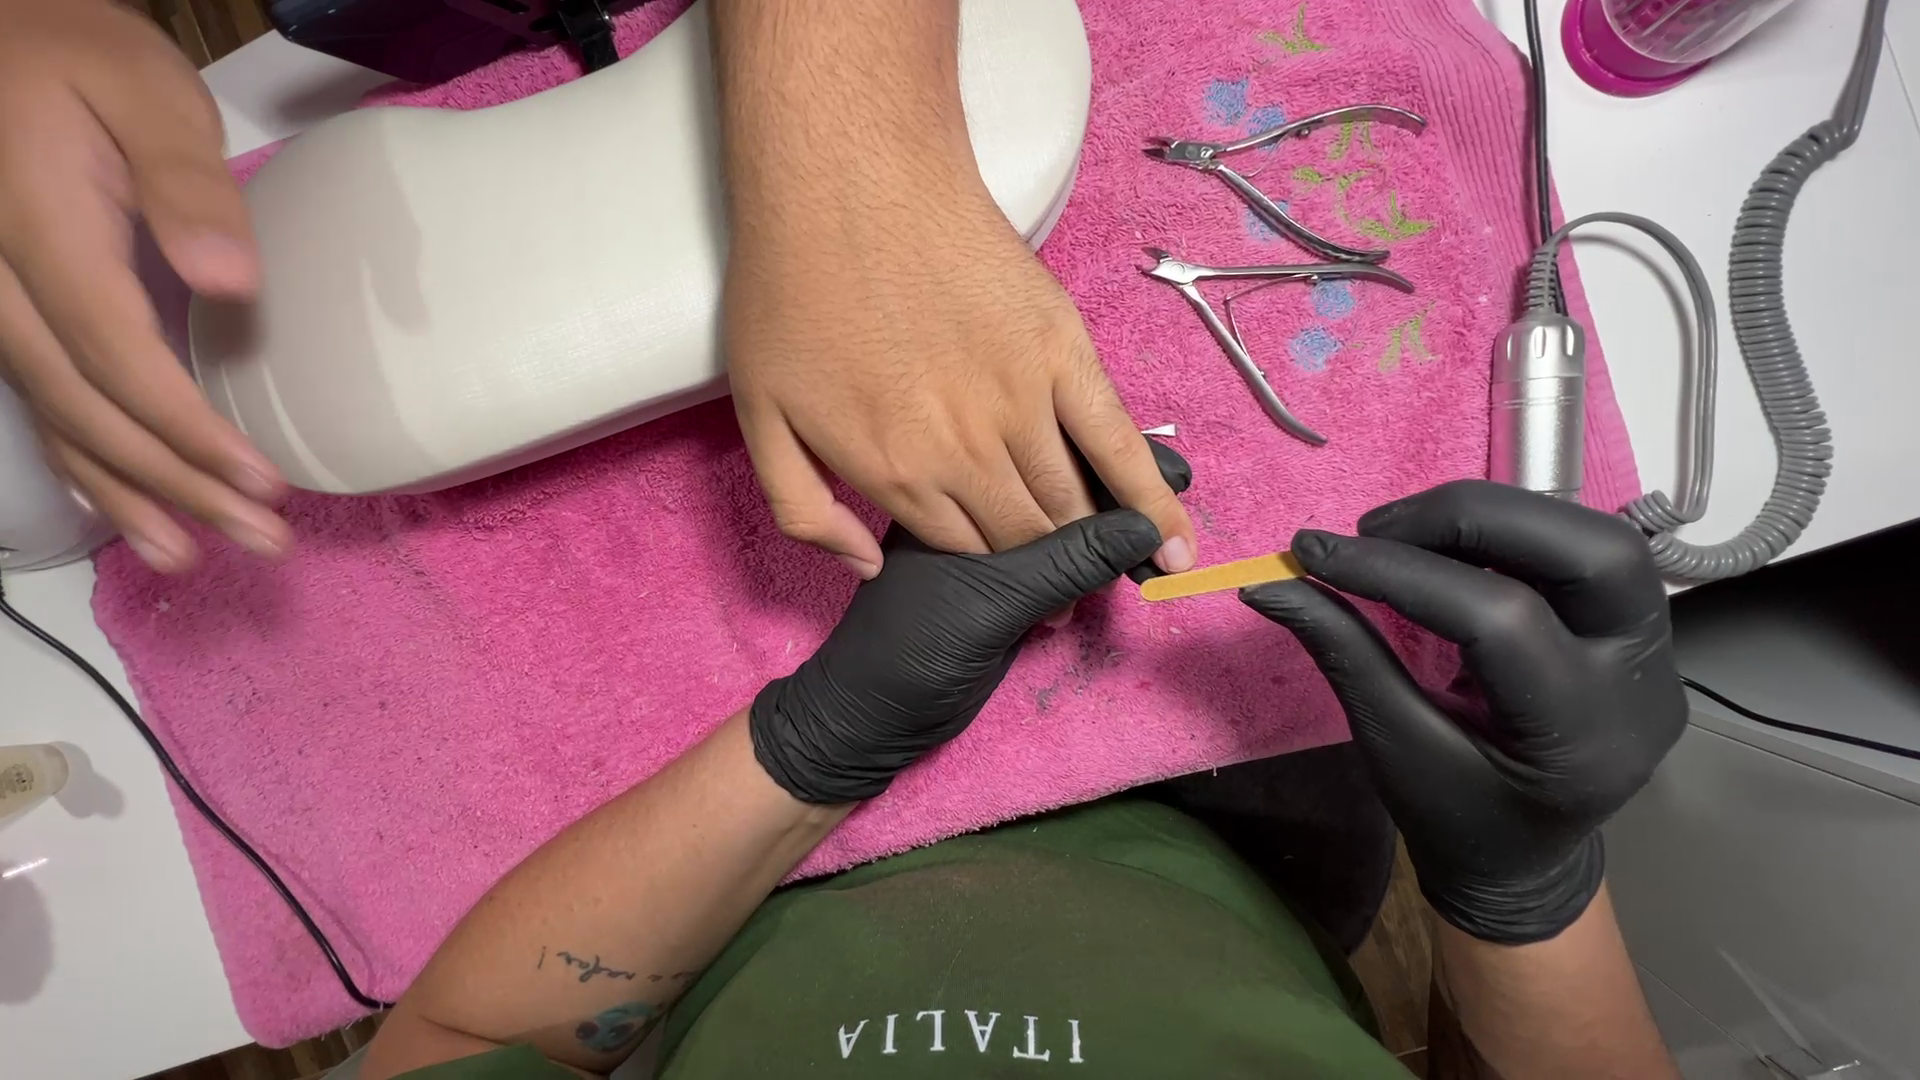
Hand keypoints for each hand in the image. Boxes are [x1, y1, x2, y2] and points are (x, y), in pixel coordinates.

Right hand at [0, 0, 287, 572]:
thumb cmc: (80, 59)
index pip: (117, 356)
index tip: (261, 483)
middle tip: (261, 541)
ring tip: (195, 557)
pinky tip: (130, 510)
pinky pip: (39, 403)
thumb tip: (231, 278)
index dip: (186, 428)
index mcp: (35, 231)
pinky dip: (87, 464)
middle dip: (176, 484)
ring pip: (57, 419)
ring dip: (132, 494)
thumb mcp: (146, 97)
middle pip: (88, 406)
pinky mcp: (8, 310)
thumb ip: (186, 185)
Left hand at [722, 187, 1195, 579]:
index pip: (966, 555)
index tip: (1013, 594)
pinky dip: (1151, 502)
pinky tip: (1174, 546)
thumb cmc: (792, 291)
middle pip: (1024, 541)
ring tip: (1118, 570)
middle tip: (1066, 594)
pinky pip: (1118, 445)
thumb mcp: (759, 416)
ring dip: (1096, 551)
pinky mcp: (1064, 357)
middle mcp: (965, 456)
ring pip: (1072, 506)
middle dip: (1048, 580)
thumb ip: (804, 512)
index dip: (993, 582)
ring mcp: (1021, 406)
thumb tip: (868, 568)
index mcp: (896, 476)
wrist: (848, 177)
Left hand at [750, 489, 1172, 802]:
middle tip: (1180, 489)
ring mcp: (983, 533)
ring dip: (1110, 512)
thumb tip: (1143, 528)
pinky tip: (1124, 544)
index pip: (1042, 457)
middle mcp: (969, 498)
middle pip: (1058, 471)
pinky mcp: (996, 572)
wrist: (870, 717)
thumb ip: (1064, 562)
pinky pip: (1051, 544)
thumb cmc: (915, 656)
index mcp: (954, 487)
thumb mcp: (993, 607)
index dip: (1110, 466)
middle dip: (1120, 482)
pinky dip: (1089, 545)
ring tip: (1166, 510)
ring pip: (1058, 505)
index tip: (1169, 479)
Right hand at [1242, 481, 1686, 943]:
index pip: (1497, 618)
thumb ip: (1341, 652)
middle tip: (1376, 530)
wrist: (1524, 859)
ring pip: (1597, 536)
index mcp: (1576, 736)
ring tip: (1401, 534)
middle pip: (1593, 552)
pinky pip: (1578, 552)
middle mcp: (1641, 684)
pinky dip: (1502, 532)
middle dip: (1471, 519)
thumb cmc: (1453, 813)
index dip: (1396, 572)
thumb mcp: (1389, 742)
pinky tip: (1442, 548)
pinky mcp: (1635, 632)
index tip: (1312, 554)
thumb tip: (1270, 586)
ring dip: (1490, 516)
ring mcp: (1656, 654)